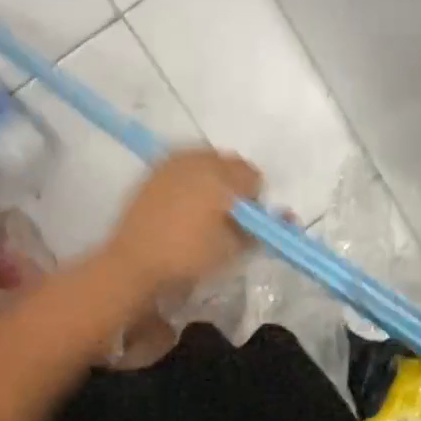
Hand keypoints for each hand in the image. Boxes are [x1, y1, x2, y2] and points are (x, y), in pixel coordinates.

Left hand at [102, 151, 261, 292]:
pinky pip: (181, 169)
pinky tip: (183, 208)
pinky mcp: (152, 173)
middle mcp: (197, 159)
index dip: (254, 200)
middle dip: (233, 186)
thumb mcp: (232, 248)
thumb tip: (286, 217)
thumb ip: (261, 229)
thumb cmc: (188, 255)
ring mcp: (171, 163)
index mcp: (220, 174)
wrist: (134, 262)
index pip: (252, 176)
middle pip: (228, 164)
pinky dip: (189, 182)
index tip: (246, 222)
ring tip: (204, 213)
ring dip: (211, 181)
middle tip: (227, 217)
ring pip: (204, 163)